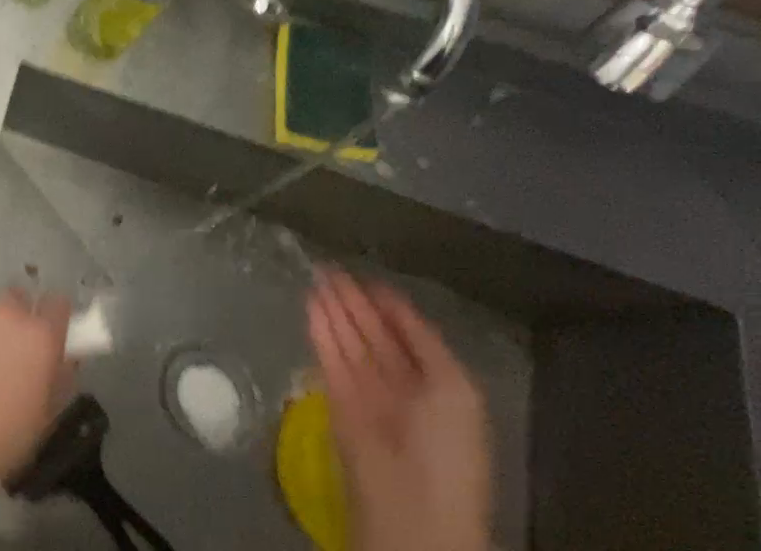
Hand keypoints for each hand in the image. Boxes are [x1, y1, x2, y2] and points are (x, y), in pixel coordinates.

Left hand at [0, 292, 74, 494]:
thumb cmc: (4, 435)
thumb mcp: (48, 411)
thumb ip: (60, 374)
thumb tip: (61, 356)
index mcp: (41, 336)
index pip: (57, 304)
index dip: (53, 317)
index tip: (47, 331)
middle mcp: (8, 312)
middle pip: (17, 299)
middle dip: (16, 318)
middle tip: (6, 348)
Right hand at [307, 269, 491, 550]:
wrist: (410, 497)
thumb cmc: (446, 443)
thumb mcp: (454, 386)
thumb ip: (423, 341)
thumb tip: (389, 302)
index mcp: (437, 383)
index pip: (407, 335)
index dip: (388, 305)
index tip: (367, 277)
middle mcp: (401, 383)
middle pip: (372, 334)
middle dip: (353, 301)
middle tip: (330, 267)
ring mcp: (366, 389)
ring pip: (347, 340)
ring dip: (332, 310)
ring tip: (315, 276)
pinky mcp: (335, 395)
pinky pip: (327, 356)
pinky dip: (319, 330)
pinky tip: (310, 305)